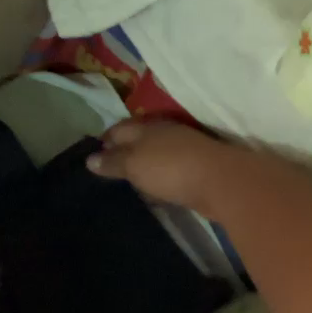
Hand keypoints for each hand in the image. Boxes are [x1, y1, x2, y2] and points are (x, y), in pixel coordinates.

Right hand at [85, 119, 265, 219]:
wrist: (221, 182)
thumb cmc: (170, 168)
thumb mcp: (133, 165)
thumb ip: (112, 162)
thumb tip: (89, 159)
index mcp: (147, 128)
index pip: (120, 129)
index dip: (106, 138)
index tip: (93, 151)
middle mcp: (165, 133)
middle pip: (138, 138)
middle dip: (123, 148)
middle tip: (108, 163)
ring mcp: (183, 149)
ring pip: (154, 152)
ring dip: (141, 161)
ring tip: (127, 175)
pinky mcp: (195, 166)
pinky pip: (168, 167)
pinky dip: (157, 173)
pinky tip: (151, 184)